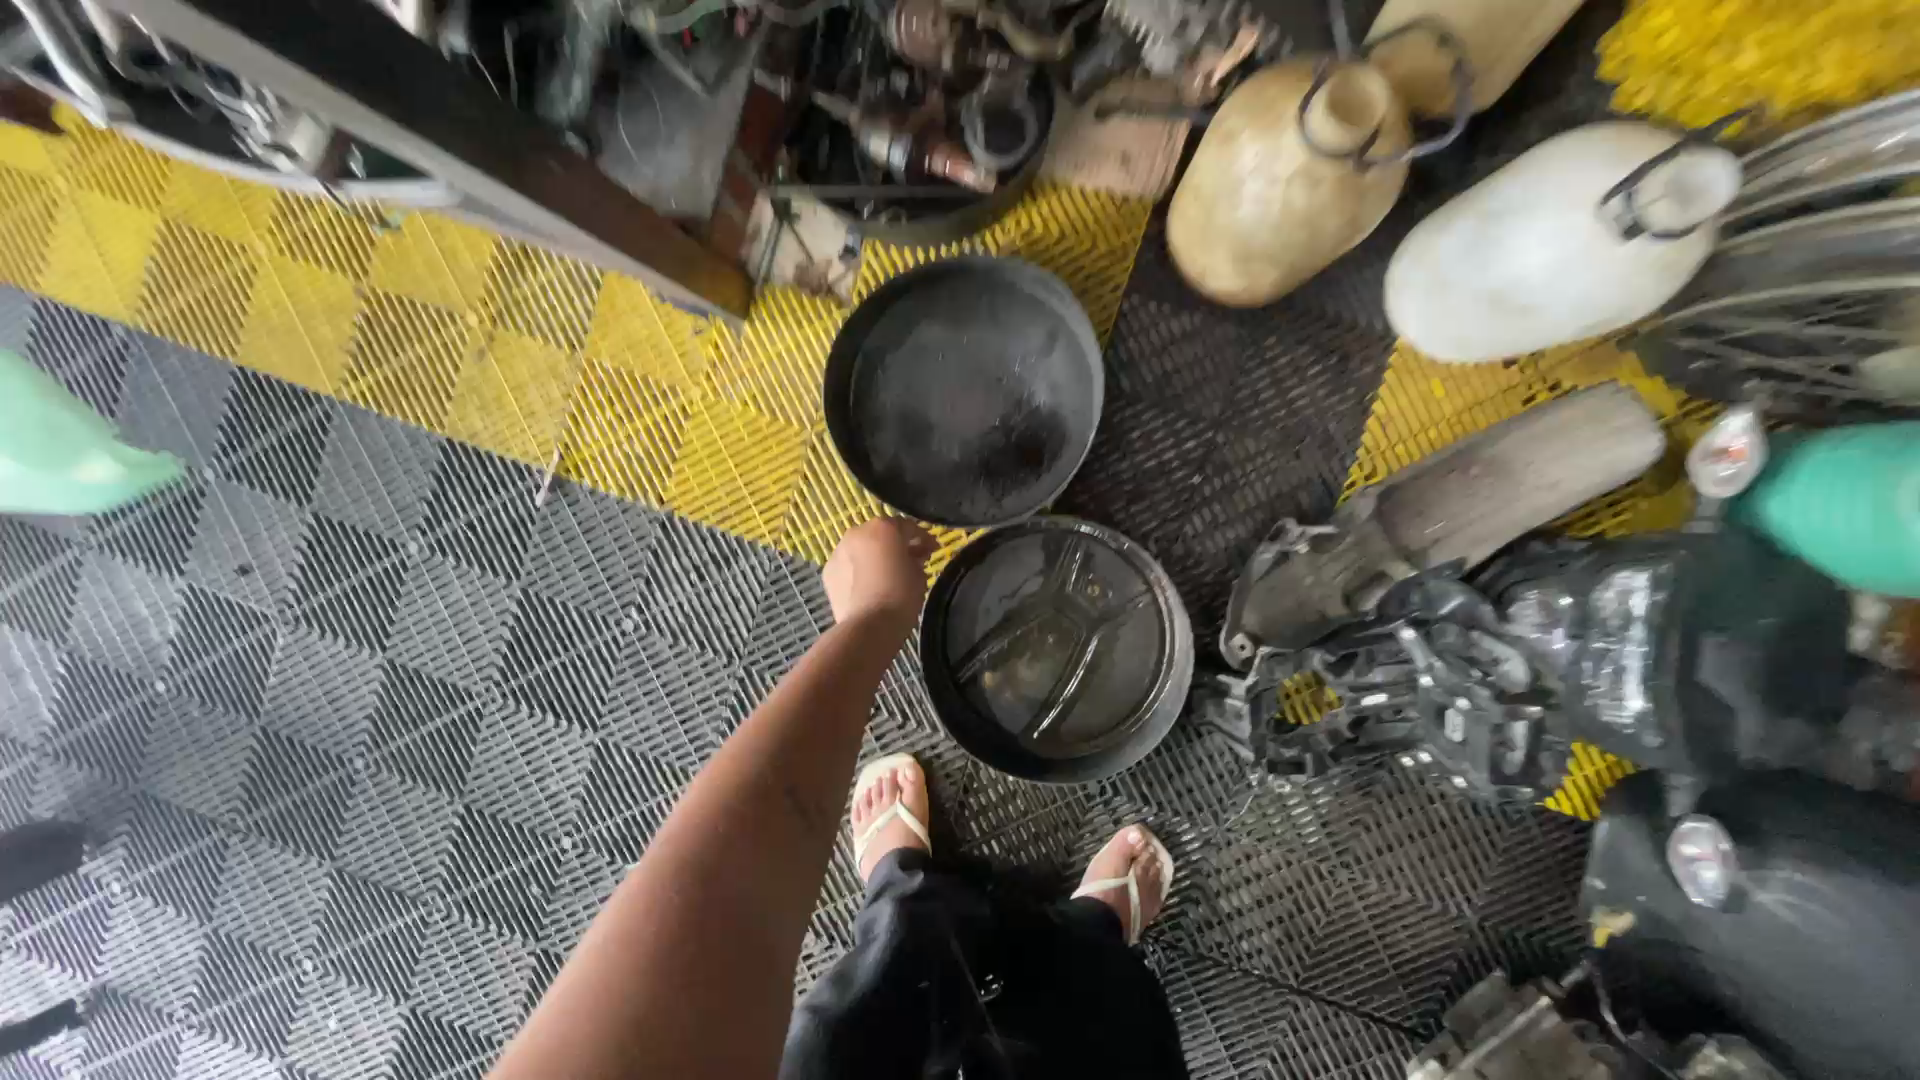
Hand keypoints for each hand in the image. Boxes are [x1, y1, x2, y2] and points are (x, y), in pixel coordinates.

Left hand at [822, 518, 935, 636]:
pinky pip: (849, 564)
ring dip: (875, 556)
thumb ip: (916, 557)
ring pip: (862, 548)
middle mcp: (858, 532)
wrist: (869, 625)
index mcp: (883, 527)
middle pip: (881, 533)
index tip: (933, 549)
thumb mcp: (918, 573)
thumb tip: (912, 555)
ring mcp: (839, 550)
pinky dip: (859, 569)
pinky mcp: (828, 570)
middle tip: (910, 559)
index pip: (907, 526)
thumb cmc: (901, 595)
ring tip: (887, 574)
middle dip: (896, 544)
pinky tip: (868, 585)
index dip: (923, 538)